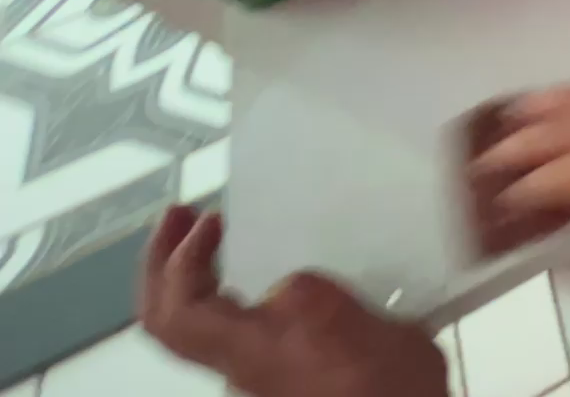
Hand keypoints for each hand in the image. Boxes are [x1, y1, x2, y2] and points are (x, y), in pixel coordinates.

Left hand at [140, 206, 449, 396]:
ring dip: (190, 273)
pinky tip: (267, 267)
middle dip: (164, 265)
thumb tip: (283, 283)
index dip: (181, 262)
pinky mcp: (290, 358)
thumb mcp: (360, 336)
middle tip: (180, 214)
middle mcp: (243, 359)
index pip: (181, 311)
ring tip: (210, 231)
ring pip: (196, 319)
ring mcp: (264, 361)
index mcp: (252, 352)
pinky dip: (227, 283)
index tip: (210, 216)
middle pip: (171, 318)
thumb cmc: (381, 384)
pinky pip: (232, 318)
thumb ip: (316, 306)